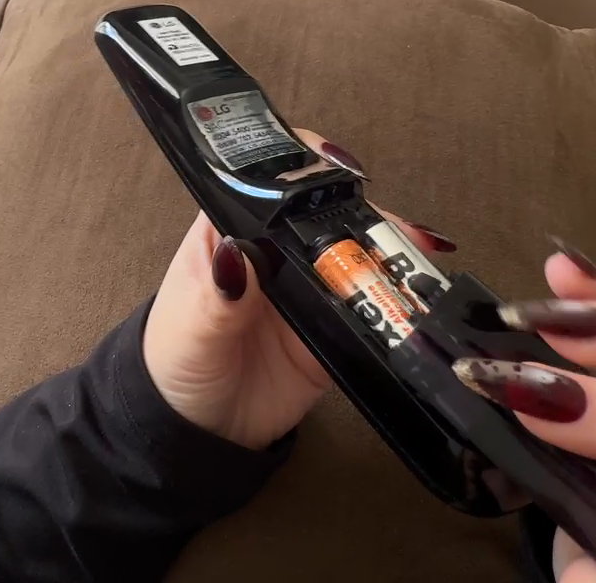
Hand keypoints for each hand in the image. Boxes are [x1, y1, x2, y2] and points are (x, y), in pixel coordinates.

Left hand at [141, 131, 450, 449]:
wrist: (198, 430)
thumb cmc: (175, 357)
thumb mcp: (190, 325)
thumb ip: (215, 296)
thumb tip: (238, 259)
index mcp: (231, 228)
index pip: (267, 180)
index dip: (301, 165)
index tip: (336, 166)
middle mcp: (274, 247)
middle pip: (322, 210)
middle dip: (358, 207)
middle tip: (392, 224)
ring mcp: (307, 286)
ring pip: (354, 253)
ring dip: (386, 249)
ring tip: (418, 253)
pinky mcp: (333, 327)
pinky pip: (370, 308)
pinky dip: (396, 300)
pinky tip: (420, 294)